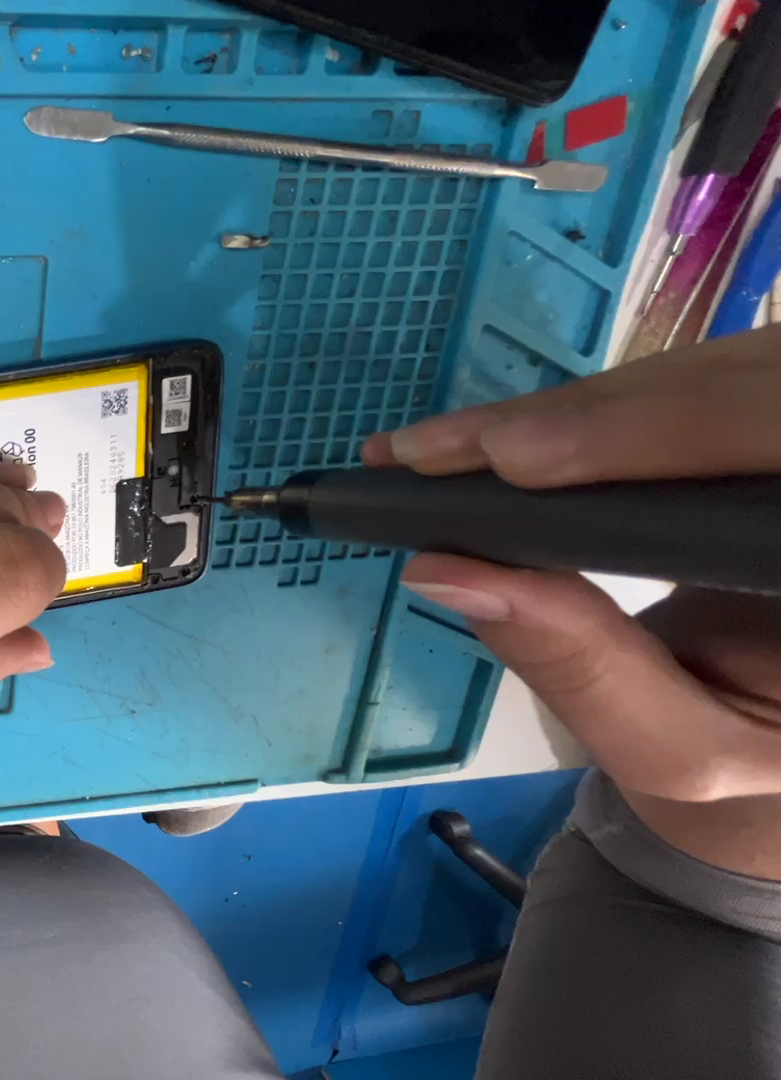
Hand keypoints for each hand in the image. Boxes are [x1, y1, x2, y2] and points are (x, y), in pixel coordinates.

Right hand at [361, 328, 780, 828]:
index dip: (673, 430)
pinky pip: (694, 395)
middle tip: (439, 450)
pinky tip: (490, 435)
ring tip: (436, 447)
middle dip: (588, 415)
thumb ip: (577, 667)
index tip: (520, 459)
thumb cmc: (758, 786)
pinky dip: (579, 411)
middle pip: (756, 392)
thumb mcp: (672, 752)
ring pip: (720, 377)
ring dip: (568, 408)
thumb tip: (442, 570)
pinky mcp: (762, 457)